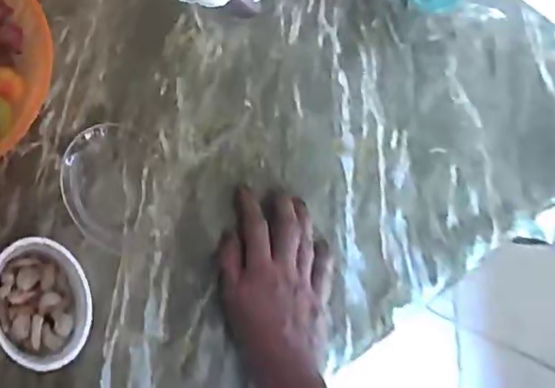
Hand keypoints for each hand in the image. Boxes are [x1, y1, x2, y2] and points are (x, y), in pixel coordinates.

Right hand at [217, 187, 333, 387]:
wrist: (287, 367)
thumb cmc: (252, 329)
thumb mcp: (230, 295)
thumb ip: (229, 261)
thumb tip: (231, 233)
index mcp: (260, 267)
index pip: (254, 226)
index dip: (249, 204)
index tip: (244, 188)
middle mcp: (285, 269)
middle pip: (287, 230)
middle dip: (283, 206)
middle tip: (279, 191)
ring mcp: (306, 283)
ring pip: (307, 244)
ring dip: (304, 221)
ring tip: (300, 204)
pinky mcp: (321, 298)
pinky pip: (325, 270)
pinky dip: (324, 252)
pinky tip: (322, 241)